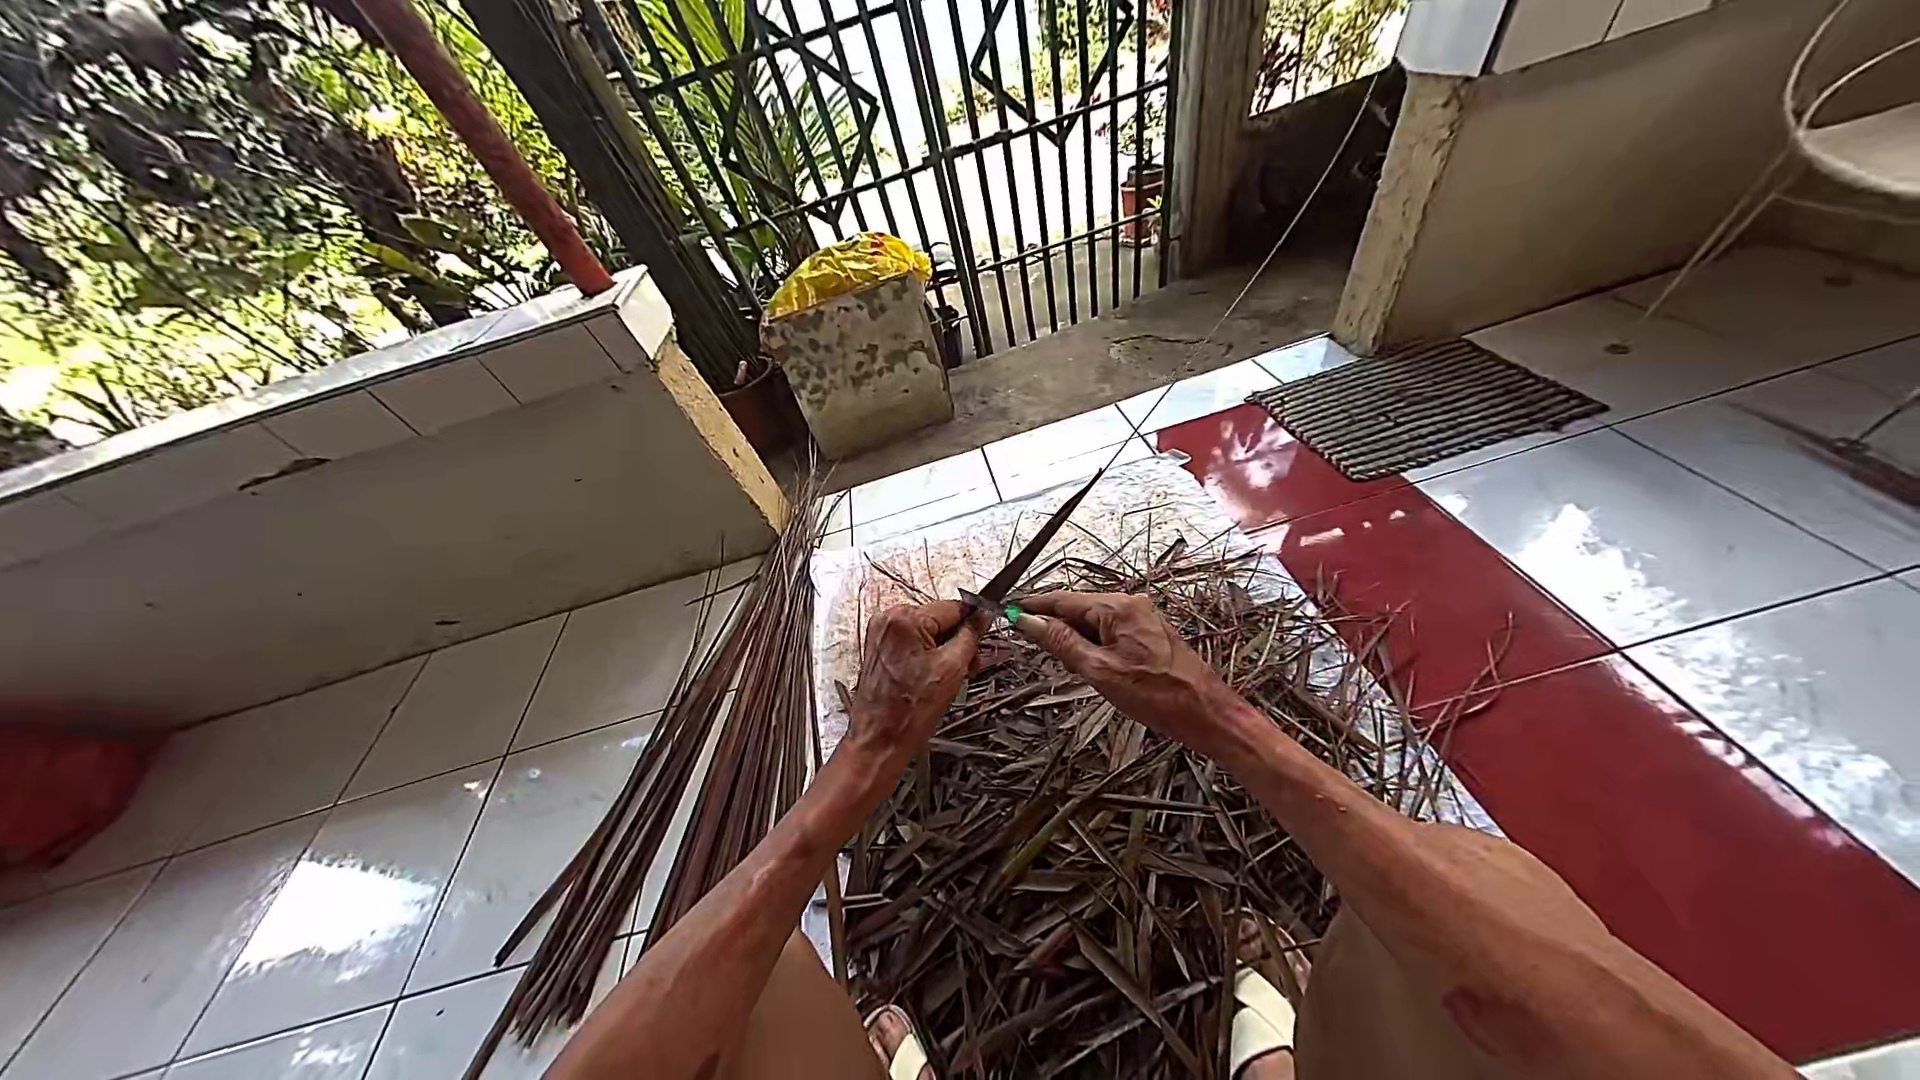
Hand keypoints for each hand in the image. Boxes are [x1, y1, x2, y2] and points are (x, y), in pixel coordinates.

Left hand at [843, 600, 980, 791]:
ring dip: (945, 649)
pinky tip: (935, 676)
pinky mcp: (880, 647)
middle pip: (939, 618)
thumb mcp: (953, 667)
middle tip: (970, 663)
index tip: (986, 631)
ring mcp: (881, 633)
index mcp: (904, 618)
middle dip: (958, 640)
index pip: (953, 607)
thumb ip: (971, 635)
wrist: (881, 739)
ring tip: (952, 675)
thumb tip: (982, 616)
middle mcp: (888, 619)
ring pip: (927, 631)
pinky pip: (913, 641)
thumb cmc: (908, 711)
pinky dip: (928, 655)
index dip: (974, 622)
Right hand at [1014, 591, 1253, 760]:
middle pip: (1078, 609)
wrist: (1206, 713)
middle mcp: (1130, 604)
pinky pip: (1109, 631)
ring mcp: (1141, 617)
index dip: (1034, 606)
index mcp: (1118, 607)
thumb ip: (1061, 642)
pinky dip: (1094, 645)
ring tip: (1076, 669)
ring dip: (1076, 641)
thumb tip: (1028, 621)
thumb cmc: (1156, 695)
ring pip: (1093, 622)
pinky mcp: (1147, 632)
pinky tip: (1093, 667)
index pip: (1063, 599)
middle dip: (1057, 629)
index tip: (1010, 611)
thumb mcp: (1098, 671)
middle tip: (1045, 654)